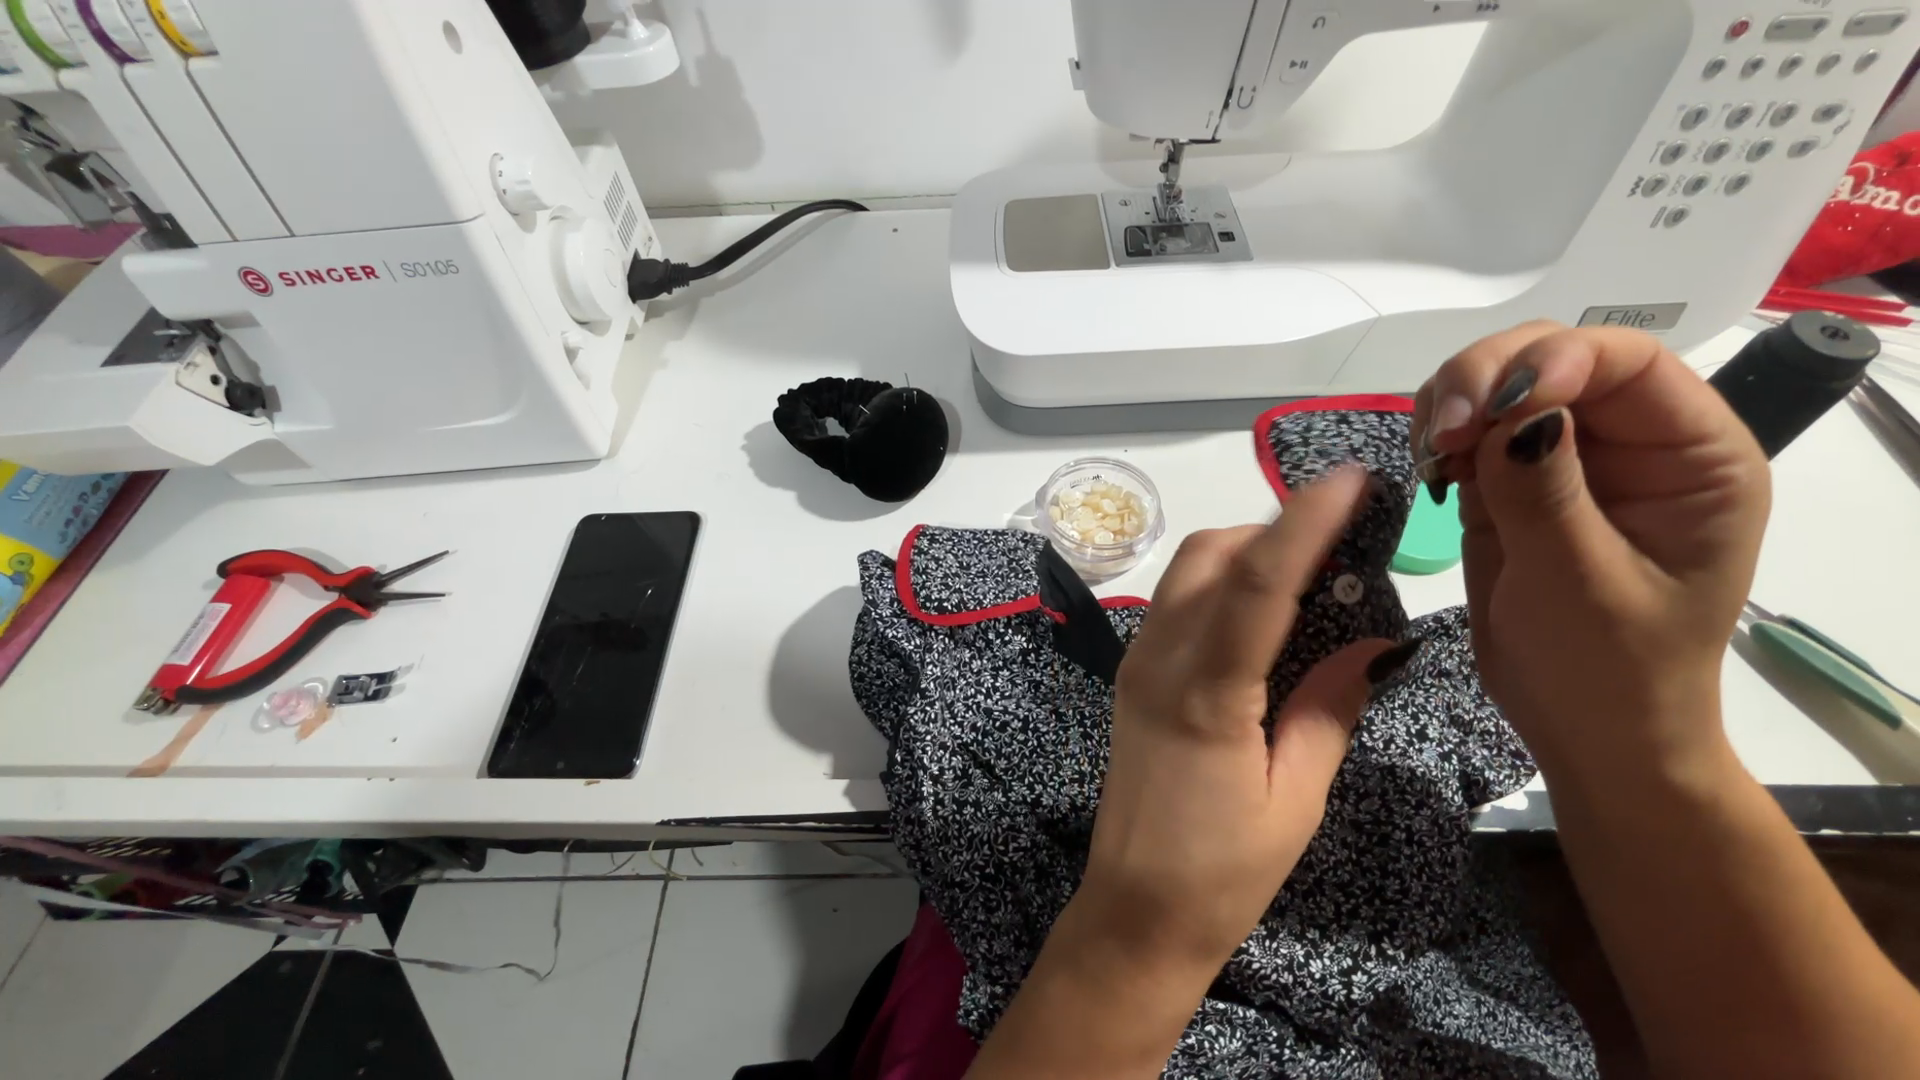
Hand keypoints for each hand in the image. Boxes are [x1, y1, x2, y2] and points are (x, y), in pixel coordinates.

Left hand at [1072, 467, 1404, 974]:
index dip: (1304, 522)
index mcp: (1204, 693)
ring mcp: (1137, 664)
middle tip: (1339, 543)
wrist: (1136, 909)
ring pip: (1186, 573)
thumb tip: (1376, 640)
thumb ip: (1331, 705)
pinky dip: (1219, 584)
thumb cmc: (1225, 870)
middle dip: (1272, 530)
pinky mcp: (1132, 676)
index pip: (1257, 583)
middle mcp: (1159, 661)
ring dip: (1243, 553)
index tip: (1350, 478)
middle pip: (1209, 557)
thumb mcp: (1297, 796)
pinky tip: (1260, 611)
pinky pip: (1175, 604)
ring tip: (1308, 575)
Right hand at [1412, 323, 1770, 791]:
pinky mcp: (1506, 484)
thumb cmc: (1608, 668)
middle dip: (1486, 379)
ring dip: (1451, 405)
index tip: (1493, 406)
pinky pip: (1466, 431)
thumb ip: (1546, 492)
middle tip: (1439, 435)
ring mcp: (1564, 460)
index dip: (1558, 360)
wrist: (1581, 727)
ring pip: (1496, 385)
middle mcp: (1630, 442)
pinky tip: (1429, 469)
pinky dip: (1436, 436)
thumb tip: (1506, 412)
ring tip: (1430, 458)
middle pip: (1551, 358)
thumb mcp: (1581, 583)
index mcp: (1692, 457)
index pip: (1629, 363)